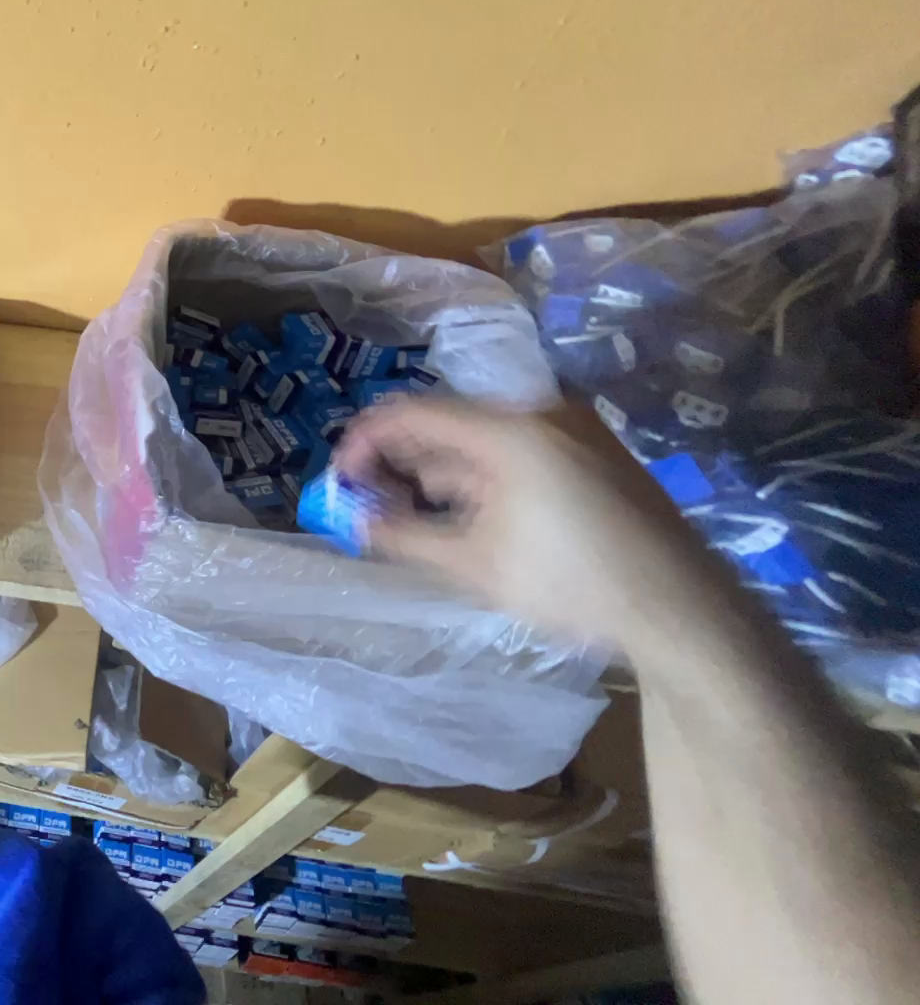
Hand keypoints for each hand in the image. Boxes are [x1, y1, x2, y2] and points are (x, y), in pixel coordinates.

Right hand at [333, 397, 742, 650]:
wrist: (686, 613)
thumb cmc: (573, 585)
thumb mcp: (470, 564)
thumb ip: (398, 534)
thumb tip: (351, 518)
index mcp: (508, 431)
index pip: (407, 413)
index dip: (362, 443)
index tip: (340, 481)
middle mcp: (538, 415)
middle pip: (439, 422)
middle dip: (394, 460)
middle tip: (368, 502)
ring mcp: (568, 430)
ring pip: (471, 438)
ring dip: (429, 472)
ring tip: (406, 515)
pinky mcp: (585, 452)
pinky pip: (505, 449)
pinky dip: (470, 475)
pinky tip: (457, 514)